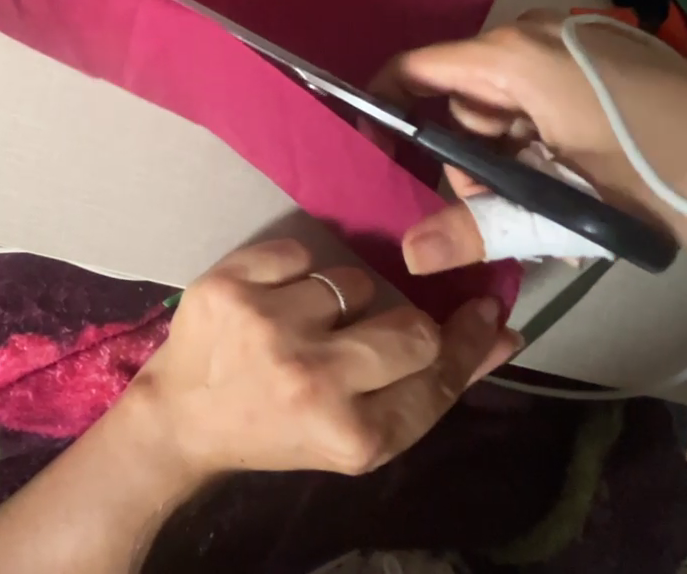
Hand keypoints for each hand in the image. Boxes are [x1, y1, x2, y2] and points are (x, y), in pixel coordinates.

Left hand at [123, 239, 520, 480]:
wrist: (183, 416)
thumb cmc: (276, 429)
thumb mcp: (356, 434)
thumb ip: (428, 388)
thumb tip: (503, 334)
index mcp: (353, 434)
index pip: (440, 375)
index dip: (470, 340)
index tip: (482, 310)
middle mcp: (312, 378)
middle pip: (408, 326)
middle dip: (402, 324)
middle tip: (369, 334)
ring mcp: (266, 326)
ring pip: (350, 281)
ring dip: (340, 297)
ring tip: (307, 324)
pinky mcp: (226, 286)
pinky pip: (297, 251)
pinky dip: (295, 268)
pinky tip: (275, 297)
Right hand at [369, 12, 686, 274]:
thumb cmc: (667, 175)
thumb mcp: (567, 209)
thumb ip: (478, 227)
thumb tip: (406, 256)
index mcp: (511, 56)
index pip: (411, 70)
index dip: (383, 109)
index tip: (381, 156)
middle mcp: (531, 35)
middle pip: (456, 96)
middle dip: (468, 154)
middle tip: (510, 201)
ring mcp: (568, 44)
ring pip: (497, 104)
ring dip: (508, 155)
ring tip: (556, 197)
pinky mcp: (597, 61)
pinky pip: (534, 97)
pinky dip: (538, 139)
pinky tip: (575, 176)